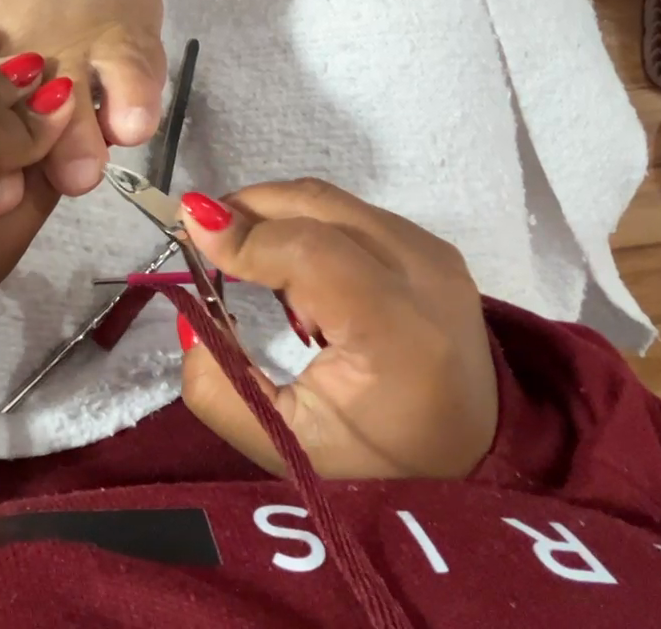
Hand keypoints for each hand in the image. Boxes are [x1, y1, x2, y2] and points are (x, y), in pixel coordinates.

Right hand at [175, 180, 499, 479]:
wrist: (470, 453)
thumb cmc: (378, 460)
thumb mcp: (285, 442)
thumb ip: (220, 387)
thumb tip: (190, 310)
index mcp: (399, 332)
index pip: (311, 252)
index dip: (245, 234)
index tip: (190, 229)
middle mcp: (425, 277)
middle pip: (316, 206)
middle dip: (247, 208)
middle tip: (201, 233)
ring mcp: (434, 254)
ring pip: (328, 200)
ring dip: (272, 213)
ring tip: (241, 253)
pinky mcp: (431, 246)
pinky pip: (348, 210)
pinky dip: (302, 222)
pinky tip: (288, 264)